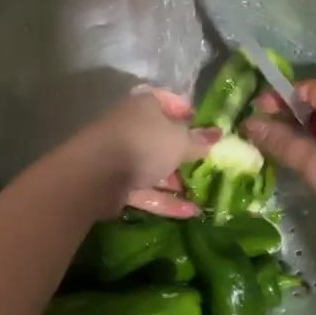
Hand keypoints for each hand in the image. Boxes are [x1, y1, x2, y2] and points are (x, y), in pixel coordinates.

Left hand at [68, 87, 218, 217]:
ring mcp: (124, 156)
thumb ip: (199, 140)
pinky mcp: (118, 184)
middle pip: (163, 138)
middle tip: (210, 165)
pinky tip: (192, 212)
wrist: (97, 174)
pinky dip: (166, 200)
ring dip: (177, 181)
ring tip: (204, 192)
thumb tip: (219, 134)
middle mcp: (133, 127)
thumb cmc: (144, 144)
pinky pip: (147, 191)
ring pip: (155, 167)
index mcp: (145, 106)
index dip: (188, 113)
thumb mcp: (180, 140)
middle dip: (185, 154)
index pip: (169, 102)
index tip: (207, 128)